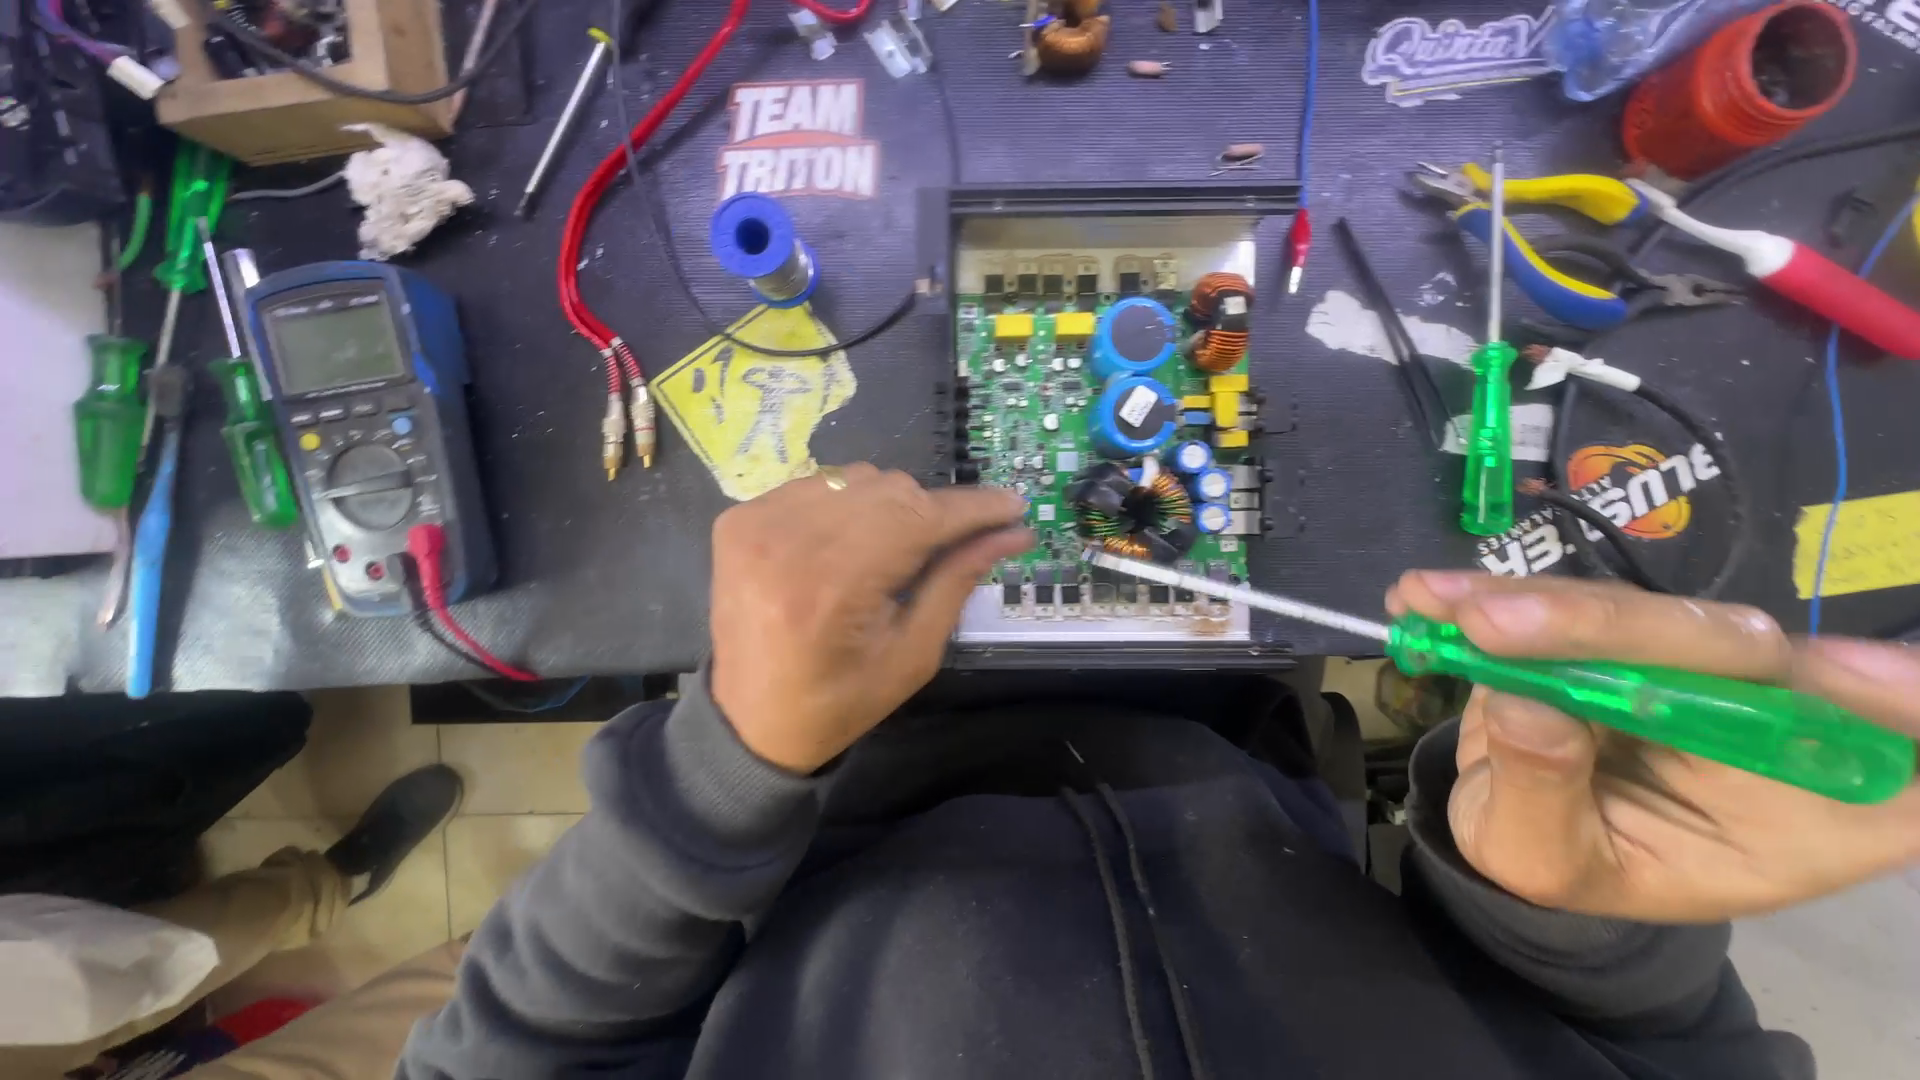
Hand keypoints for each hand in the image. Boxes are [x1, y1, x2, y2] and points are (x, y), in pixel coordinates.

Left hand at [709, 465, 1030, 773]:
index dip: (973, 509)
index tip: (1013, 507)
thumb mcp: (912, 655)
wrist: (749, 721)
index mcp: (831, 587)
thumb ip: (958, 582)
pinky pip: (819, 483)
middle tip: (954, 544)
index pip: (919, 519)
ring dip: (893, 505)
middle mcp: (787, 540)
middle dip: (934, 512)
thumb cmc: (839, 701)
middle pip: (891, 489)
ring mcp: (756, 521)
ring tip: (897, 550)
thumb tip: (1011, 534)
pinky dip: (849, 503)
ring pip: (857, 477)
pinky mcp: (739, 517)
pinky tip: (853, 542)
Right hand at [1388, 571, 1919, 922]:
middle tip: (1489, 623)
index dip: (1874, 694)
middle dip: (1603, 628)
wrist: (1522, 822)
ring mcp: (1690, 663)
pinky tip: (1428, 596)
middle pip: (1722, 648)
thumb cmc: (1560, 862)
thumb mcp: (1544, 860)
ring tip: (1429, 601)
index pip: (1888, 731)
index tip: (1830, 675)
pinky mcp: (1617, 631)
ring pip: (1627, 610)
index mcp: (1815, 800)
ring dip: (1523, 602)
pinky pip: (1565, 602)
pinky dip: (1492, 594)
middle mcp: (1773, 715)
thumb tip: (1527, 701)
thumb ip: (1543, 795)